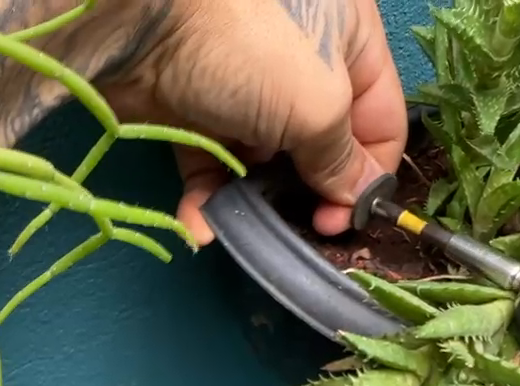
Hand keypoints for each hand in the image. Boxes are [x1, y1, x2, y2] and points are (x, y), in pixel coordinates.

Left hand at [98, 0, 406, 243]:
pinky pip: (211, 169)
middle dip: (309, 196)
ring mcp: (246, 92)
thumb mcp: (316, 103)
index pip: (380, 120)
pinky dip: (206, 201)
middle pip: (321, 149)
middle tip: (297, 230)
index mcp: (349, 41)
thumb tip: (359, 196)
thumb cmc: (247, 45)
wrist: (139, 20)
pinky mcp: (196, 115)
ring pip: (264, 166)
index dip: (368, 176)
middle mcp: (300, 65)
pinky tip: (198, 226)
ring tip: (244, 227)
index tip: (341, 221)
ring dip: (255, 206)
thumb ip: (342, 156)